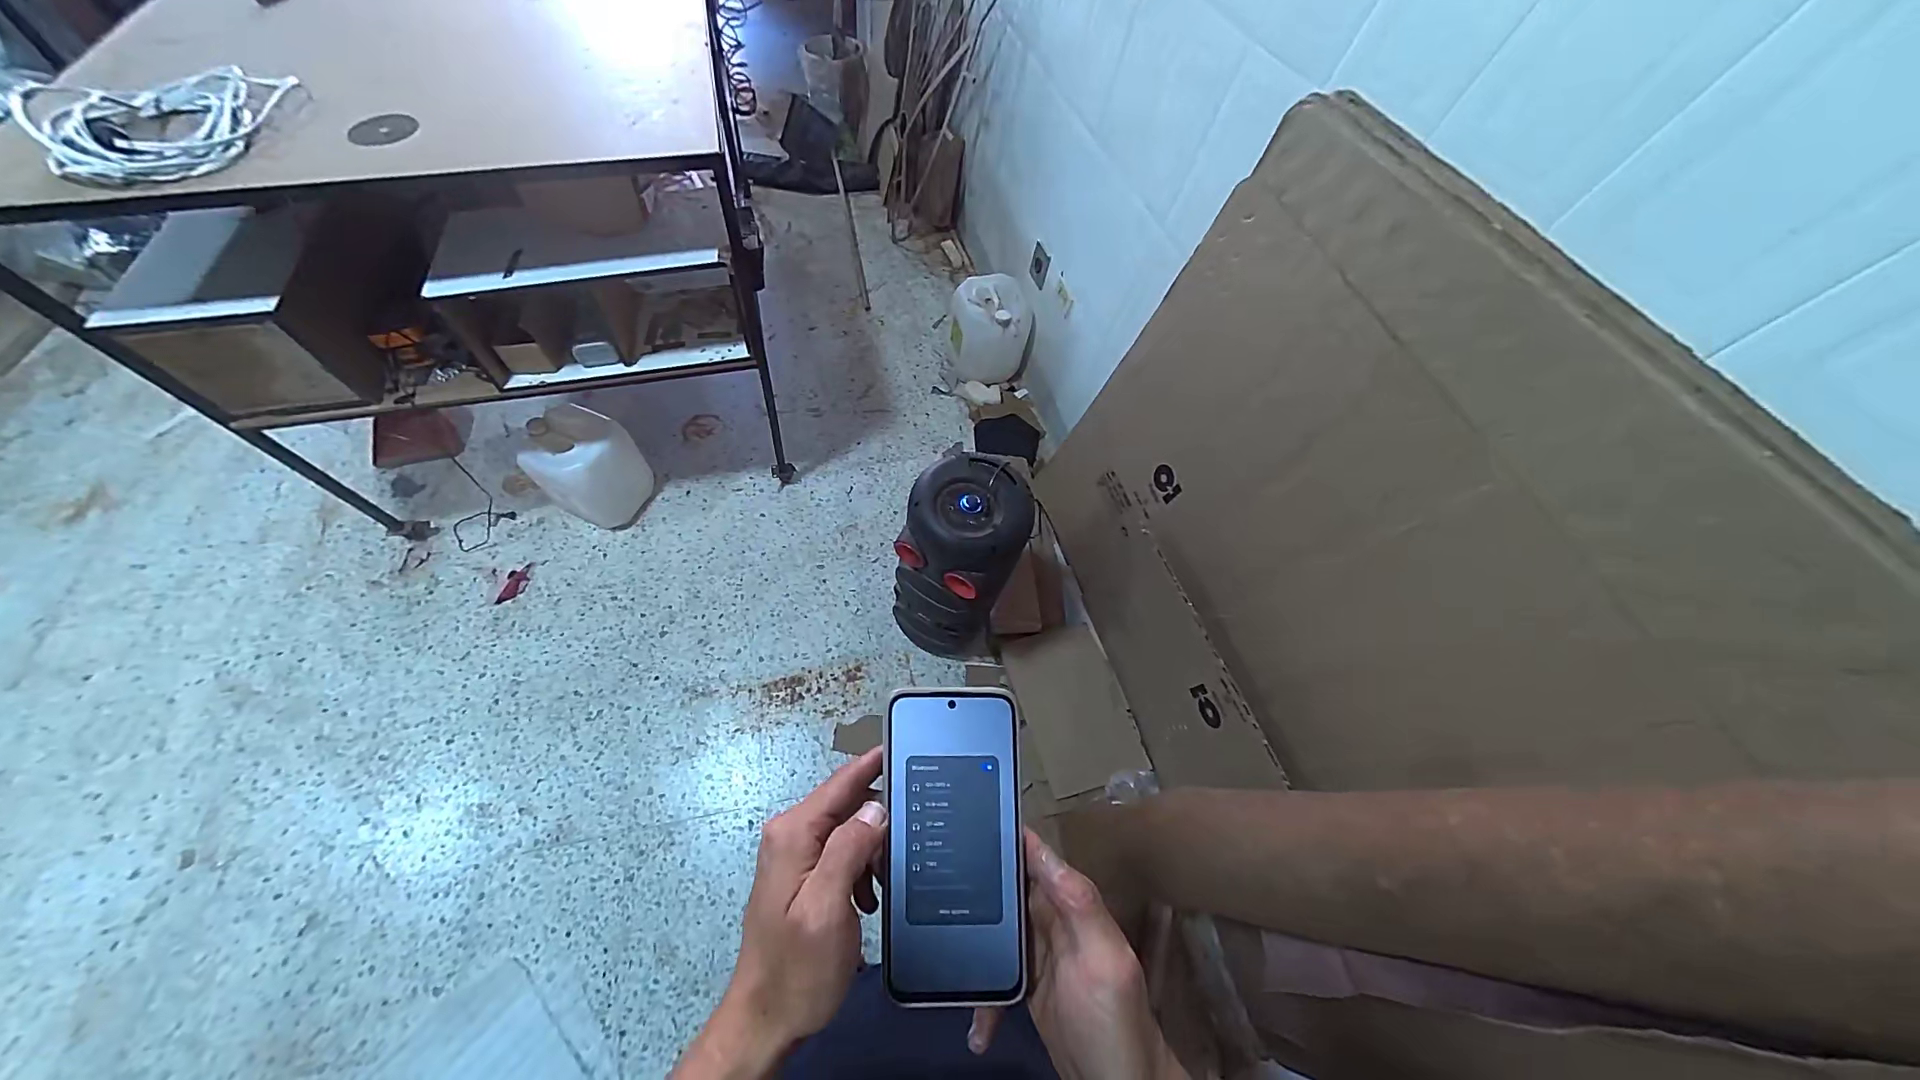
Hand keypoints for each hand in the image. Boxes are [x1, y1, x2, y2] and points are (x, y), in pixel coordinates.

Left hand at [672, 748, 887, 1079]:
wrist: (766, 1020)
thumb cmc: (797, 970)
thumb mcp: (828, 907)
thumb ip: (850, 848)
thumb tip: (875, 807)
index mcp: (794, 834)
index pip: (841, 783)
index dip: (873, 764)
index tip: (902, 745)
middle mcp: (790, 835)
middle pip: (847, 804)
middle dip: (879, 822)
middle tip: (901, 851)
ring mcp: (795, 854)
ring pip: (849, 829)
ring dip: (871, 851)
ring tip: (880, 885)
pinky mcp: (803, 874)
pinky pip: (842, 852)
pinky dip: (861, 867)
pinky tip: (867, 896)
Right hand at [970, 830, 1186, 1079]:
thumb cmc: (1115, 1023)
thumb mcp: (1104, 960)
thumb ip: (1081, 904)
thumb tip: (1044, 851)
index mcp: (1074, 906)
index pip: (1037, 858)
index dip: (1008, 839)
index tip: (970, 825)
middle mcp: (1054, 920)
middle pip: (1008, 891)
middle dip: (976, 894)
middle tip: (939, 900)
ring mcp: (1038, 953)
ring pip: (994, 930)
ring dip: (971, 949)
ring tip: (948, 970)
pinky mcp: (1025, 984)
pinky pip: (994, 974)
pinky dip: (982, 998)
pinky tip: (976, 1025)